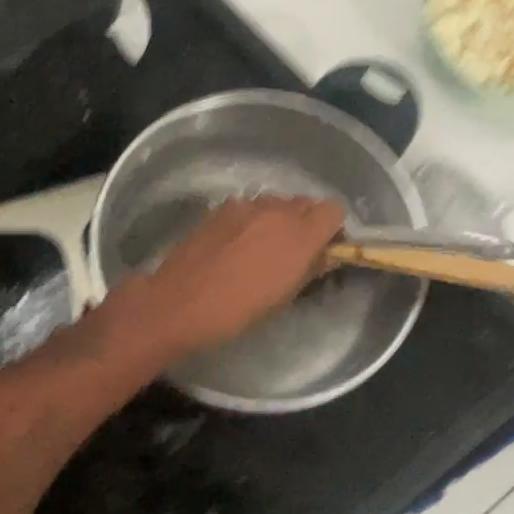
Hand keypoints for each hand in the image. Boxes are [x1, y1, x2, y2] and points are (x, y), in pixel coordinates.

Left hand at [126, 196, 345, 356]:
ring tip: (259, 247)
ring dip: (275, 219)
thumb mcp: (284, 296)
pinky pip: (246, 207)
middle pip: (304, 203)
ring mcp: (244, 206)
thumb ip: (309, 268)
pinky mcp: (218, 209)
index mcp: (300, 234)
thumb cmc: (238, 310)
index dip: (331, 227)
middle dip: (304, 221)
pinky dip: (249, 219)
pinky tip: (234, 243)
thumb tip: (322, 255)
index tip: (324, 247)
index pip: (333, 210)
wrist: (180, 303)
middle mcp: (275, 211)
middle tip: (293, 249)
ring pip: (273, 202)